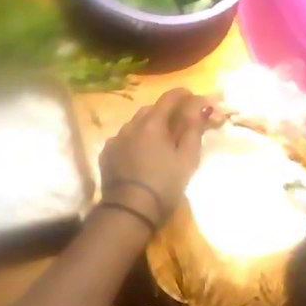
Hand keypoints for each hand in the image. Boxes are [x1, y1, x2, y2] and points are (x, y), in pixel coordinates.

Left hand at [98, 89, 218, 228]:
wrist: (129, 211)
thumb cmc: (164, 186)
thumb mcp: (187, 159)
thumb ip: (193, 129)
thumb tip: (199, 106)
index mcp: (153, 124)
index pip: (169, 97)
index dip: (184, 94)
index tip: (193, 97)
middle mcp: (131, 126)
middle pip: (151, 109)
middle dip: (166, 111)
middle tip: (179, 122)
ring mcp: (115, 140)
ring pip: (135, 124)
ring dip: (148, 126)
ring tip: (159, 140)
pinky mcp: (106, 154)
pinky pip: (122, 139)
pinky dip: (134, 140)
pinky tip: (140, 153)